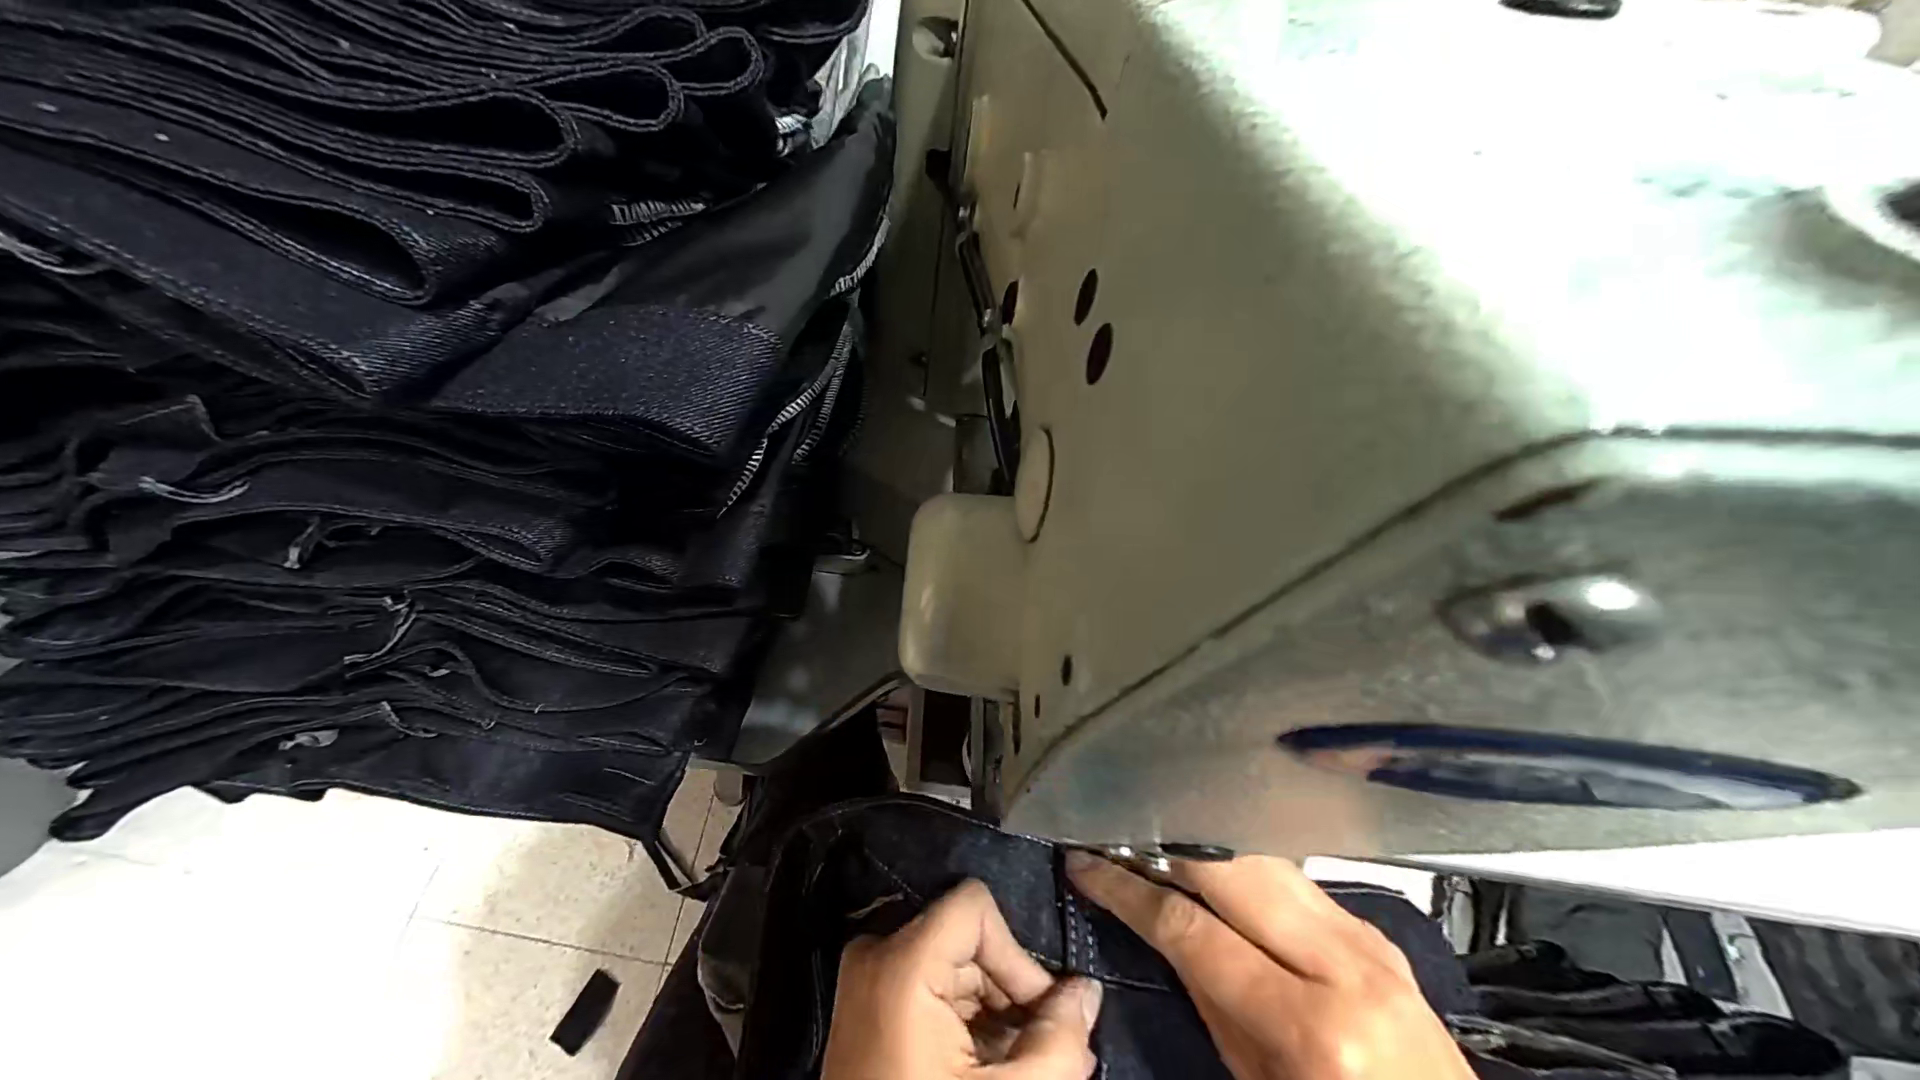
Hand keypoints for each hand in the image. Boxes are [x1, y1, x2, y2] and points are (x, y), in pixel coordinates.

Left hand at [822, 879, 1103, 1079]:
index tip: (1040, 1014)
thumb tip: (1088, 991)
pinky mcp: (868, 1002)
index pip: (976, 906)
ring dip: (996, 1011)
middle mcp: (877, 952)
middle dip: (1013, 993)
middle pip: (969, 939)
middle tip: (1046, 1048)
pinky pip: (932, 984)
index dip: (1017, 956)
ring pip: (956, 963)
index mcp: (902, 961)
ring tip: (1022, 1062)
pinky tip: (987, 1063)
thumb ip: (1060, 1038)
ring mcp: (868, 976)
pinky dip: (967, 1018)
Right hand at [1066, 852, 1473, 1079]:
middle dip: (1161, 842)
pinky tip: (1210, 864)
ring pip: (1261, 858)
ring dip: (1199, 843)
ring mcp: (1367, 940)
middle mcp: (1345, 966)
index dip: (1126, 890)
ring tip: (1152, 839)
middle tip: (1114, 835)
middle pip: (1229, 868)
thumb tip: (1156, 920)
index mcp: (1311, 1028)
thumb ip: (1208, 996)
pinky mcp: (1374, 930)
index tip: (1087, 865)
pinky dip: (1240, 864)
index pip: (1190, 928)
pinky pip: (1292, 879)